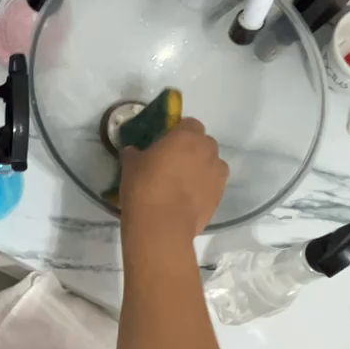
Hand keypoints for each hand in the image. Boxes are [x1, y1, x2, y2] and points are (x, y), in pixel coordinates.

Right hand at [119, 118, 228, 249]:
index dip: (178, 132)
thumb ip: (134, 154)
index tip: (165, 144)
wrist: (161, 224)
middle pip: (204, 144)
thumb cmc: (144, 187)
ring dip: (200, 169)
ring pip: (211, 165)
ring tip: (181, 185)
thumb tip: (133, 152)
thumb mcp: (130, 166)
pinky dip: (202, 189)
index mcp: (187, 136)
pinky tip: (186, 201)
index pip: (189, 124)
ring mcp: (217, 174)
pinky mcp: (219, 196)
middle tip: (172, 164)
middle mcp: (208, 150)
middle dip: (192, 150)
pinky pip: (211, 186)